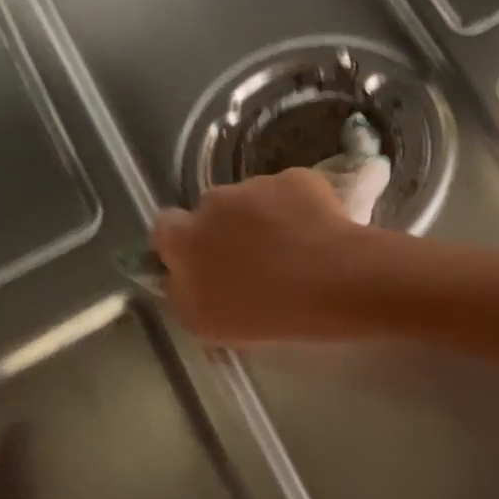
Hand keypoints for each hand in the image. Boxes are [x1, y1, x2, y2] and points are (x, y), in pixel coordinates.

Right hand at [152, 167, 370, 342]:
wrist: (331, 281)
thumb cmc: (264, 312)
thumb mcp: (202, 322)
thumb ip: (181, 290)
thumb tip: (179, 274)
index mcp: (183, 239)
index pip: (167, 229)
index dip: (186, 243)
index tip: (207, 260)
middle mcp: (215, 202)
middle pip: (213, 209)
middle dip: (227, 225)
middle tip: (256, 255)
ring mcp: (258, 185)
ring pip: (254, 196)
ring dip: (265, 213)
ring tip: (294, 244)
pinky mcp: (298, 177)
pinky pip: (291, 190)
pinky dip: (299, 204)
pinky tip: (317, 230)